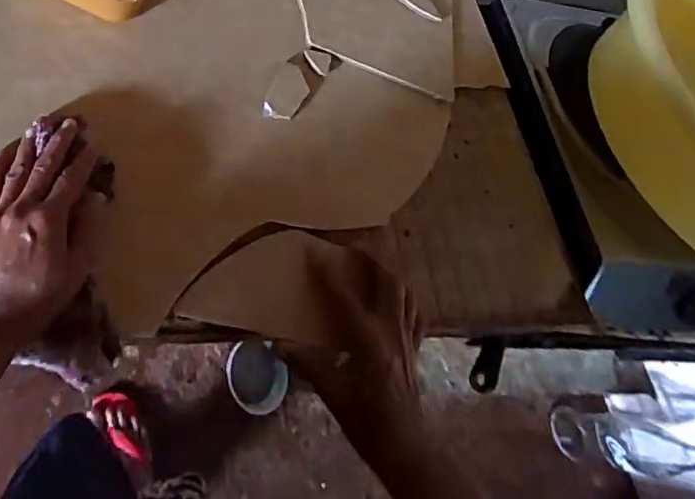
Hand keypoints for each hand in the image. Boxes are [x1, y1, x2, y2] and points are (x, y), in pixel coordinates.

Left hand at [0, 115, 108, 347]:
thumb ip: (86, 232)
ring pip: (16, 171)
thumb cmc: (37, 301)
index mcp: (49, 220)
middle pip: (44, 168)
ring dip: (29, 146)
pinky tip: (3, 152)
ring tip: (37, 126)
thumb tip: (95, 199)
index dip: (83, 161)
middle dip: (58, 143)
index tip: (92, 145)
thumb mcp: (74, 272)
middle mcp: (23, 208)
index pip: (71, 181)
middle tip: (68, 123)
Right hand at [277, 254, 424, 451]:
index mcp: (369, 342)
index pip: (345, 297)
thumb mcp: (333, 395)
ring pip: (405, 293)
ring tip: (374, 263)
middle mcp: (392, 333)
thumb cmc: (368, 425)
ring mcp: (408, 340)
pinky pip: (415, 313)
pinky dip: (406, 298)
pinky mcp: (416, 349)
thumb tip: (278, 343)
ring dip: (390, 273)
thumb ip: (308, 364)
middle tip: (354, 244)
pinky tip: (396, 297)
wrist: (407, 451)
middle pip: (389, 282)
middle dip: (373, 258)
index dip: (329, 274)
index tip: (315, 253)